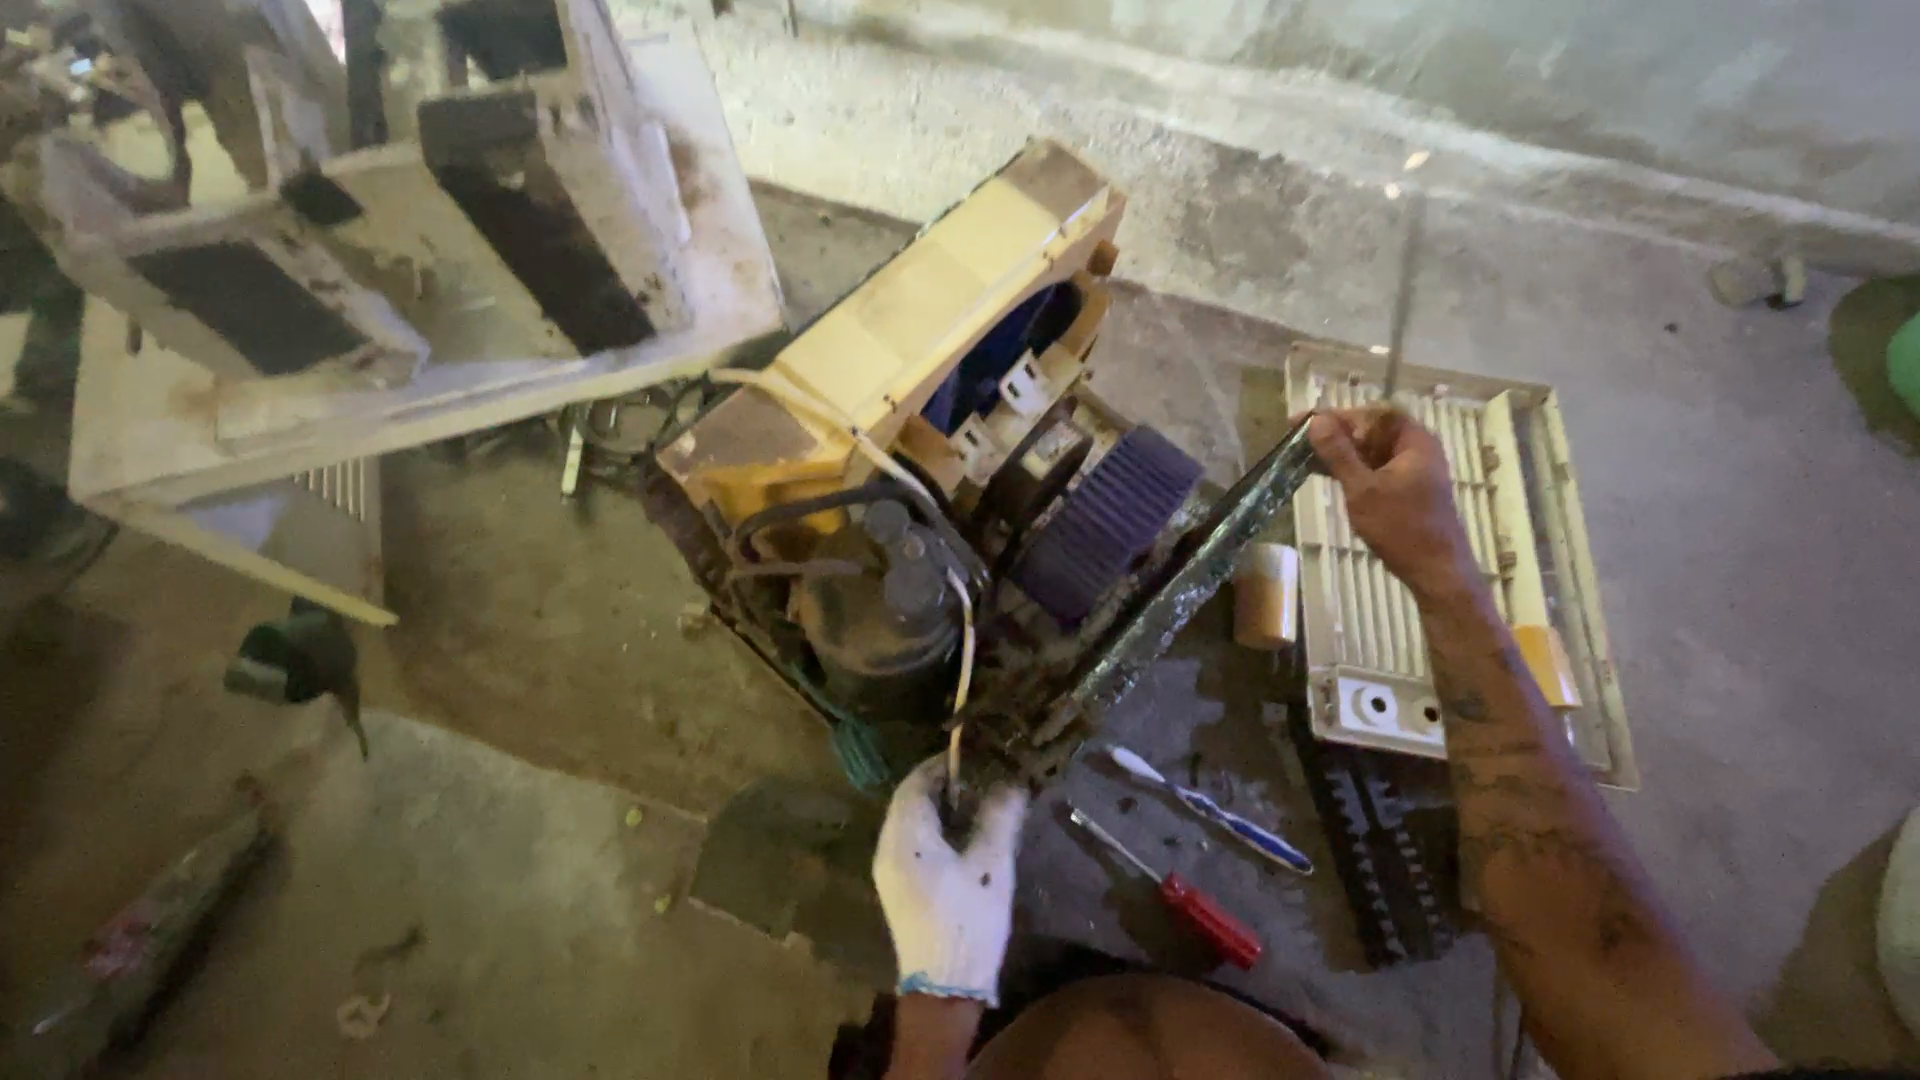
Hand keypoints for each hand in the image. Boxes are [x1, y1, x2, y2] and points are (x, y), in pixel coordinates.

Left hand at [873, 757, 1029, 1006]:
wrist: (944, 987)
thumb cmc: (967, 919)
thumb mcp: (991, 864)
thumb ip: (999, 816)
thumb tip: (1010, 781)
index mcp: (905, 836)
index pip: (915, 783)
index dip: (941, 765)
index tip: (971, 757)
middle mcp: (887, 847)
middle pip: (908, 800)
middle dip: (940, 784)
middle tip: (977, 777)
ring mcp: (887, 870)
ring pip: (907, 821)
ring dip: (936, 807)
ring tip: (974, 804)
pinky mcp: (895, 888)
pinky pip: (908, 842)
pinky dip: (930, 829)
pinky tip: (960, 837)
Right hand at [1307, 407, 1481, 601]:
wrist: (1435, 569)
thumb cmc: (1401, 527)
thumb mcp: (1363, 489)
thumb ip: (1339, 453)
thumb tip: (1317, 421)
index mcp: (1414, 441)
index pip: (1373, 413)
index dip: (1338, 414)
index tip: (1304, 421)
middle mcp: (1417, 449)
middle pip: (1372, 429)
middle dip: (1336, 432)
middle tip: (1299, 438)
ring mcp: (1413, 469)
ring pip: (1370, 449)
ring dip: (1340, 450)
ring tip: (1305, 455)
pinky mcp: (1406, 488)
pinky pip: (1374, 467)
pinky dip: (1350, 467)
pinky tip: (1326, 473)